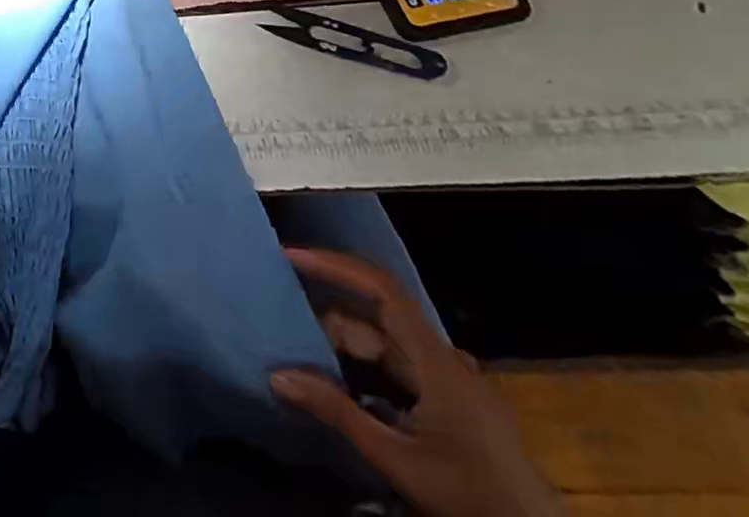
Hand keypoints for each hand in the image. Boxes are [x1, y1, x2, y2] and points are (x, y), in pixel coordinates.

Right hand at [271, 248, 565, 516]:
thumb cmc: (469, 494)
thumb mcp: (396, 458)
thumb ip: (338, 412)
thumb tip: (278, 376)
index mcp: (435, 359)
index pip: (382, 290)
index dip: (337, 266)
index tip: (293, 256)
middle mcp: (442, 356)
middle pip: (375, 320)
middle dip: (328, 321)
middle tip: (282, 330)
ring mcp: (448, 376)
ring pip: (384, 344)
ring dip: (343, 348)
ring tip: (300, 356)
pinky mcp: (448, 397)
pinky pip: (396, 366)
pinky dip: (362, 368)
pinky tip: (338, 385)